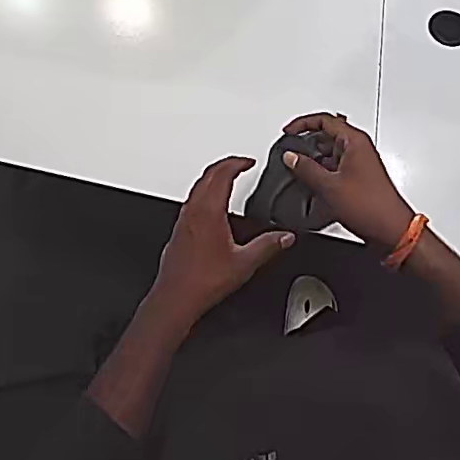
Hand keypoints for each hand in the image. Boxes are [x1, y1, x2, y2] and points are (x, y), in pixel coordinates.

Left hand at [146, 156, 294, 327]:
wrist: (175, 298)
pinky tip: (211, 204)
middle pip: (208, 174)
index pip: (222, 173)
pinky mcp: (178, 228)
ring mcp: (183, 218)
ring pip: (197, 185)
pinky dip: (204, 190)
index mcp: (209, 211)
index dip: (237, 162)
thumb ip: (268, 246)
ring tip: (227, 177)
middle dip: (225, 164)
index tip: (248, 162)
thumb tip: (284, 237)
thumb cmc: (201, 282)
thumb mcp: (244, 264)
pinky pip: (191, 198)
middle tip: (240, 163)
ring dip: (213, 176)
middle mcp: (193, 210)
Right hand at [281, 113, 415, 247]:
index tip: (289, 132)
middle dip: (307, 143)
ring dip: (313, 160)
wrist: (391, 229)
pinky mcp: (357, 177)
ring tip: (298, 170)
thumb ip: (306, 169)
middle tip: (291, 153)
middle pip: (326, 135)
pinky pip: (335, 166)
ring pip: (330, 152)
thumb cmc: (372, 206)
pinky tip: (311, 183)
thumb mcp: (329, 186)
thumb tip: (291, 157)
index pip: (324, 120)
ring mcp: (358, 162)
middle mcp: (358, 148)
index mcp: (354, 141)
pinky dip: (322, 171)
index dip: (303, 123)